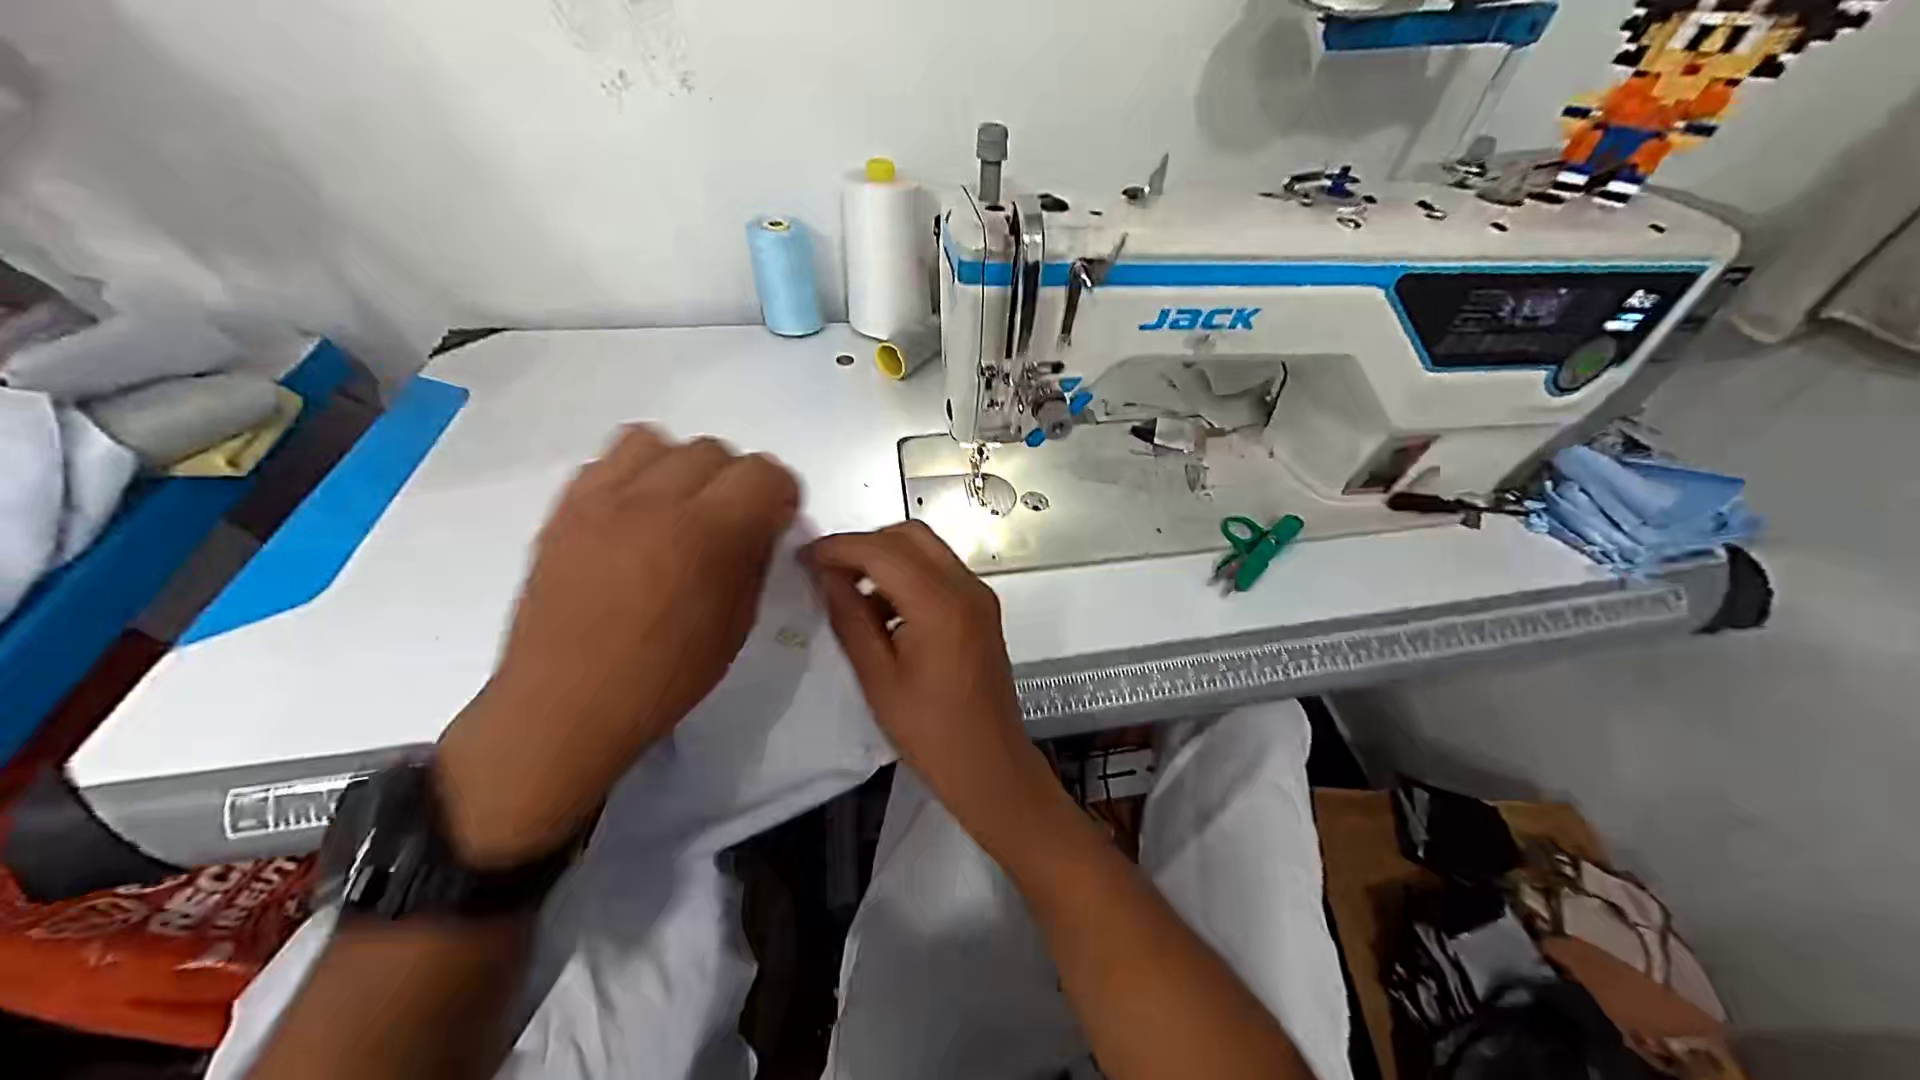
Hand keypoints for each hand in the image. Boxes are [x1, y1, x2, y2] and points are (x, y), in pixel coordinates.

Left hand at [439, 425, 799, 865]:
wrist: (567, 703)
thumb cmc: (666, 675)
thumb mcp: (737, 622)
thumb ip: (755, 557)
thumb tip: (762, 522)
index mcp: (710, 533)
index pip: (765, 472)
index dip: (780, 494)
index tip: (775, 521)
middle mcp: (657, 500)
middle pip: (715, 450)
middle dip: (735, 482)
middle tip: (729, 522)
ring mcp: (603, 498)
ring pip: (659, 441)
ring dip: (682, 468)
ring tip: (678, 509)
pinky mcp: (564, 507)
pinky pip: (608, 459)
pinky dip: (633, 474)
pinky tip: (633, 515)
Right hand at [803, 522, 1052, 833]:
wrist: (989, 764)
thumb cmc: (929, 732)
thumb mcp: (876, 676)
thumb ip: (849, 616)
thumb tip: (826, 574)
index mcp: (940, 605)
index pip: (882, 550)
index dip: (838, 547)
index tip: (804, 557)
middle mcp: (966, 587)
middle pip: (909, 535)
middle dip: (865, 544)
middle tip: (828, 571)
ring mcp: (979, 596)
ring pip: (927, 549)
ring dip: (887, 558)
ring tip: (850, 594)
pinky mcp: (982, 608)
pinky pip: (940, 572)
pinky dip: (909, 575)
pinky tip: (883, 611)